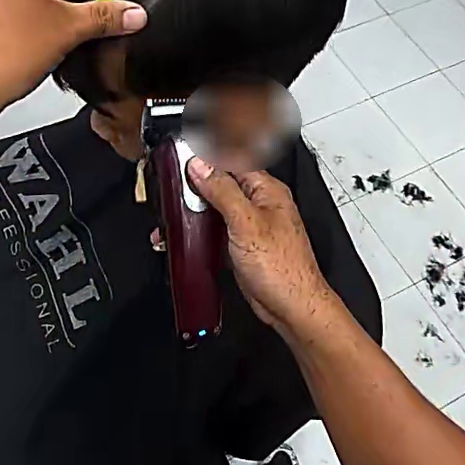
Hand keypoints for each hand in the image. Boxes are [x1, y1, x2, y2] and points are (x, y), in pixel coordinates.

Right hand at [185, 158, 337, 330]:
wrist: (291, 306)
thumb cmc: (283, 269)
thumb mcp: (246, 222)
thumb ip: (222, 191)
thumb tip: (200, 167)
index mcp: (267, 191)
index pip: (232, 161)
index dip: (206, 158)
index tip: (181, 158)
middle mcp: (260, 206)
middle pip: (222, 184)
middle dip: (196, 186)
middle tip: (173, 190)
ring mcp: (251, 227)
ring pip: (217, 210)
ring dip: (194, 212)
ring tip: (173, 216)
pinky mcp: (243, 247)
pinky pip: (217, 233)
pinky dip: (199, 234)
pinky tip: (184, 238)